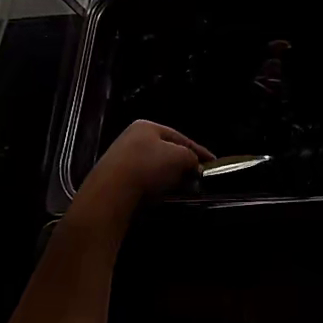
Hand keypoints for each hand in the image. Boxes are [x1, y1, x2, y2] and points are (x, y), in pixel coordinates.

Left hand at [75, 120, 211, 223]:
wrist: (109, 195)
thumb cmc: (147, 167)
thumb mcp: (180, 157)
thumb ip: (193, 158)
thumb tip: (195, 167)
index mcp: (146, 126)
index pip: (180, 137)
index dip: (198, 151)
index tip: (212, 162)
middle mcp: (131, 139)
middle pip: (165, 152)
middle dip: (183, 165)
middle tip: (198, 177)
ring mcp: (120, 160)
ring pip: (154, 168)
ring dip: (169, 178)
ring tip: (183, 189)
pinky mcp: (113, 181)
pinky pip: (142, 181)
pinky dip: (154, 187)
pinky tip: (161, 196)